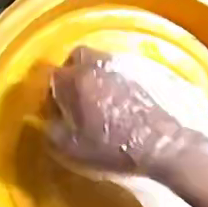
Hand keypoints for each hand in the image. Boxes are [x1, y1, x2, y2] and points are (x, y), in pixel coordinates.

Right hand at [47, 46, 207, 182]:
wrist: (161, 146)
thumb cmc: (112, 148)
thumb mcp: (73, 149)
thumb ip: (52, 132)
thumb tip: (47, 122)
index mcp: (77, 81)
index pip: (52, 75)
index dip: (50, 93)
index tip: (55, 111)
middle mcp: (96, 68)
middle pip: (76, 57)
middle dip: (69, 72)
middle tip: (71, 96)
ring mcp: (119, 71)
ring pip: (97, 62)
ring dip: (90, 76)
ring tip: (93, 102)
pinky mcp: (138, 78)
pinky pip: (114, 73)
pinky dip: (108, 83)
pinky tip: (112, 105)